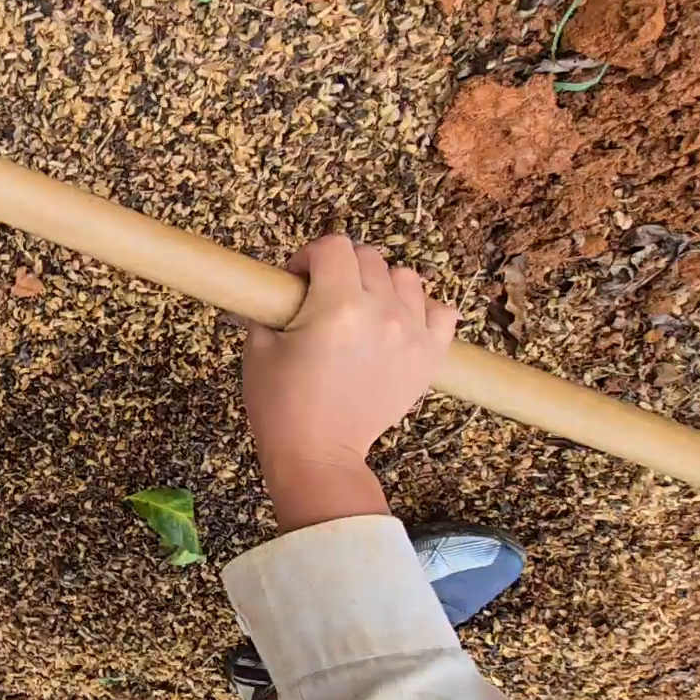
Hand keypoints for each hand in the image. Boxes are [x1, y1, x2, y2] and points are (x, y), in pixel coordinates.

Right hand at [243, 235, 458, 530]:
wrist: (316, 451)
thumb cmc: (279, 402)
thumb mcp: (258, 349)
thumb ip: (269, 309)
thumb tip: (270, 290)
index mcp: (336, 307)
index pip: (332, 248)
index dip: (307, 256)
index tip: (295, 279)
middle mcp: (382, 313)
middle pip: (368, 257)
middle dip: (339, 268)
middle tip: (318, 296)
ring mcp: (413, 334)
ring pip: (405, 278)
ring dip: (378, 284)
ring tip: (357, 310)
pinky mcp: (430, 356)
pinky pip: (441, 311)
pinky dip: (418, 309)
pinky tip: (392, 324)